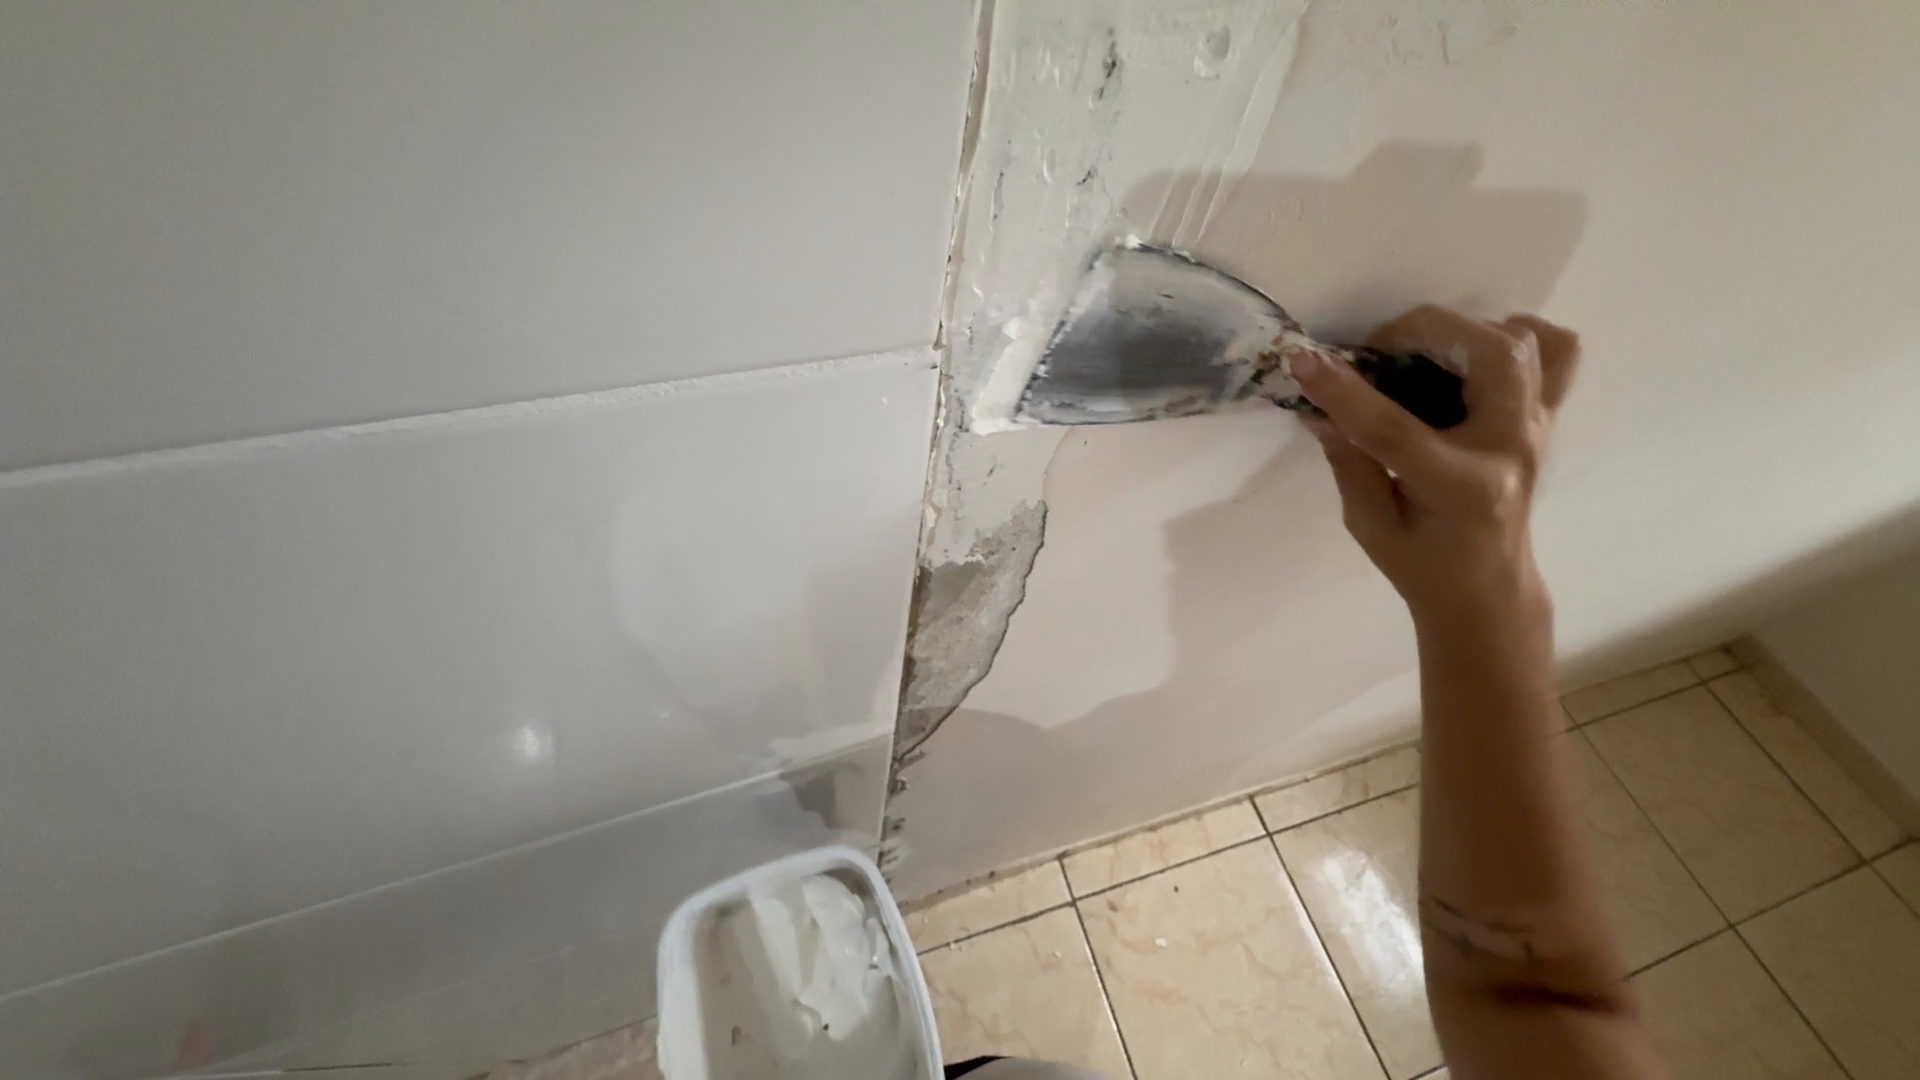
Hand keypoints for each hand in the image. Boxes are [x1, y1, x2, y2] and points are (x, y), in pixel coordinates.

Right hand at [1285, 305, 1579, 630]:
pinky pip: (1556, 353)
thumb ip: (1348, 461)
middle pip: (1489, 354)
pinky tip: (1467, 355)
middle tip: (1376, 351)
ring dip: (1465, 331)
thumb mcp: (1367, 523)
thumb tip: (1318, 408)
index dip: (1343, 390)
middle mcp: (1510, 447)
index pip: (1393, 427)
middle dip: (1422, 332)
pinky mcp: (1546, 418)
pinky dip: (1514, 336)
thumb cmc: (1420, 564)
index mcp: (1461, 486)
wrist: (1487, 587)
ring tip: (1418, 352)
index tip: (1301, 360)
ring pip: (1526, 342)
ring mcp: (1537, 428)